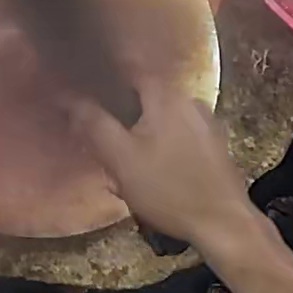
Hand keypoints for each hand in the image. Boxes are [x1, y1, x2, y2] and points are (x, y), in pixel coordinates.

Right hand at [69, 79, 264, 253]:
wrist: (223, 224)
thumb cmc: (168, 189)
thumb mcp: (121, 158)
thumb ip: (94, 124)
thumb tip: (68, 98)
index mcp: (167, 96)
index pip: (130, 69)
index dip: (106, 78)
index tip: (86, 90)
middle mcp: (190, 100)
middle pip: (145, 96)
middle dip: (121, 114)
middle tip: (103, 139)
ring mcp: (206, 122)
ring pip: (161, 118)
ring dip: (140, 134)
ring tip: (124, 164)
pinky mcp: (214, 145)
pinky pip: (177, 134)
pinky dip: (159, 145)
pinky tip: (151, 173)